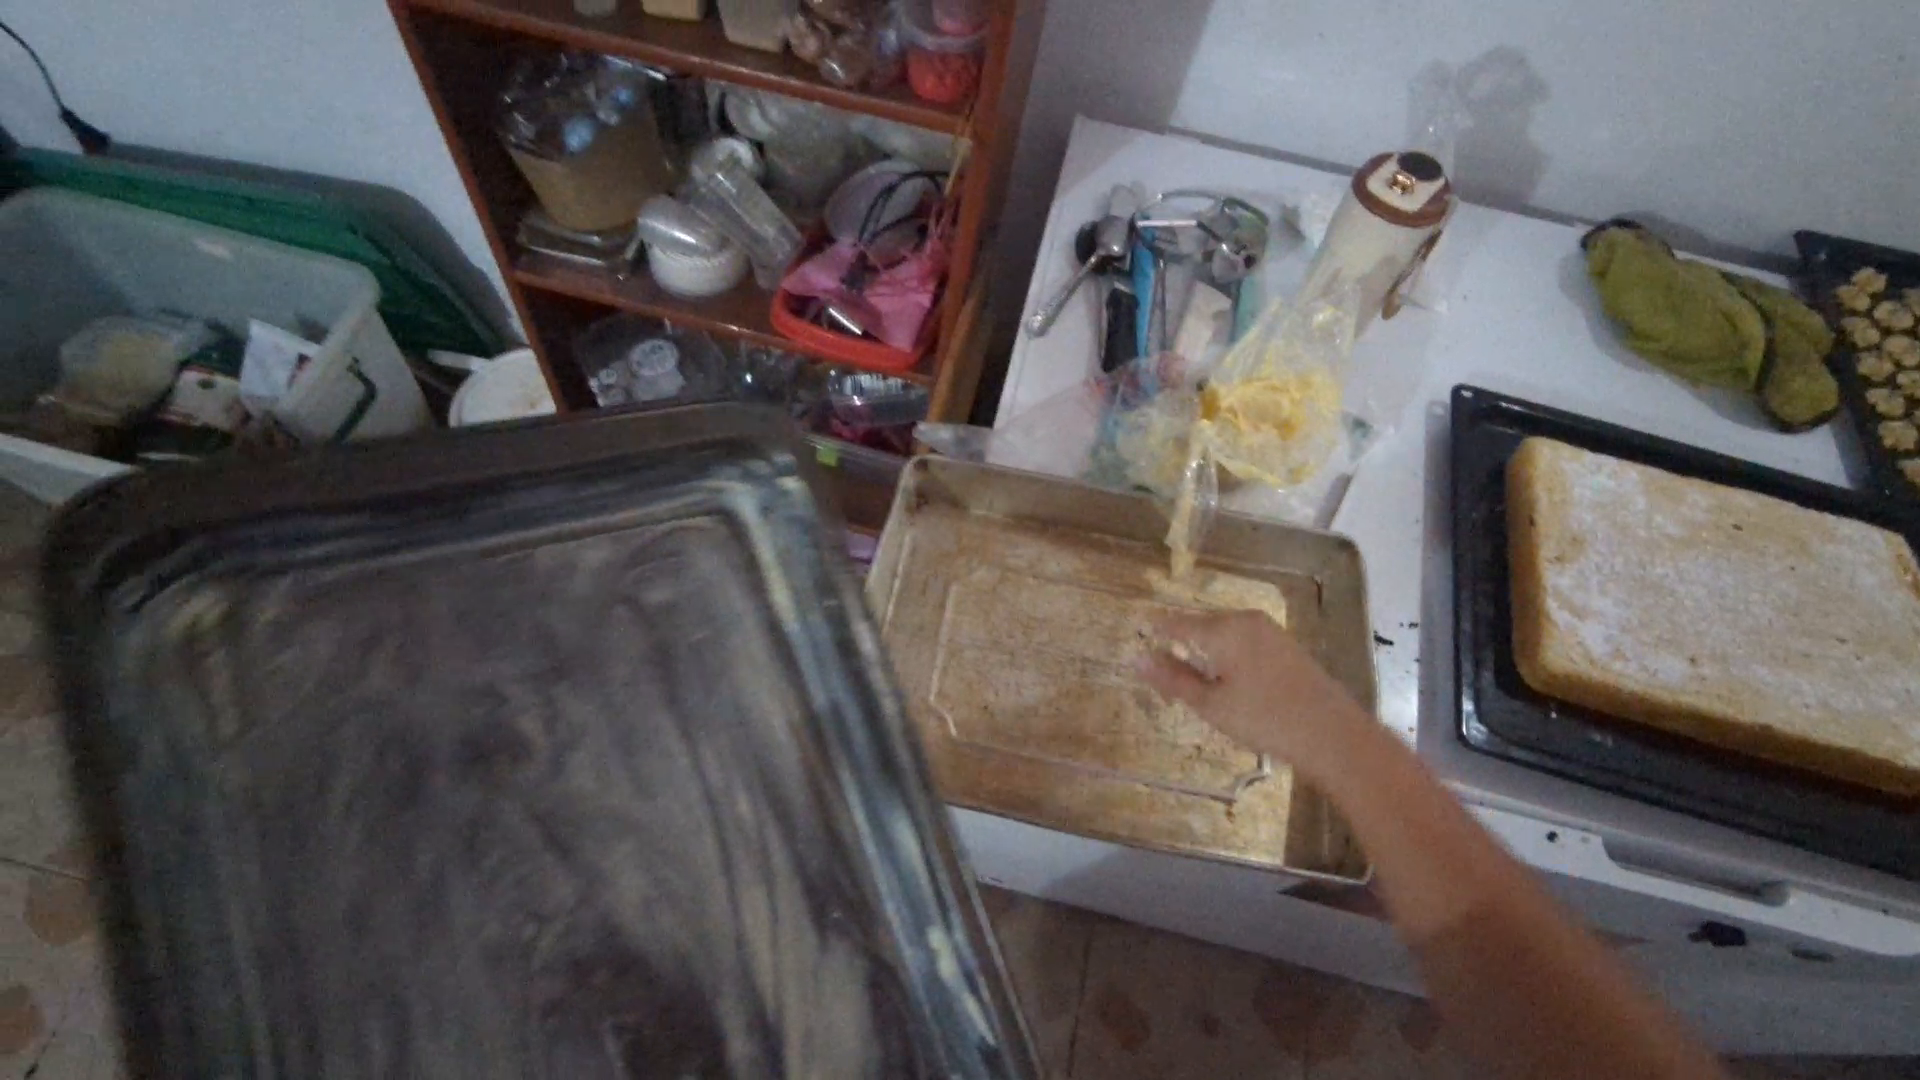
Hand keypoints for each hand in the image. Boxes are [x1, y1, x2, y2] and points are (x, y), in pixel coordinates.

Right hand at [1138, 609, 1373, 780]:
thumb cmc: (1265, 719)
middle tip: (1167, 681)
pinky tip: (1230, 684)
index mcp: (1223, 628)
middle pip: (1200, 626)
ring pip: (1223, 634)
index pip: (1176, 622)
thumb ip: (1172, 678)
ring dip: (1205, 653)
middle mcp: (1245, 619)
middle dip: (1180, 647)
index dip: (1155, 631)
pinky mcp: (1285, 645)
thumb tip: (1136, 658)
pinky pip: (1243, 641)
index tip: (1138, 639)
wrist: (1333, 734)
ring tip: (1197, 686)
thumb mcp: (1211, 704)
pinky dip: (1228, 657)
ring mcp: (1269, 630)